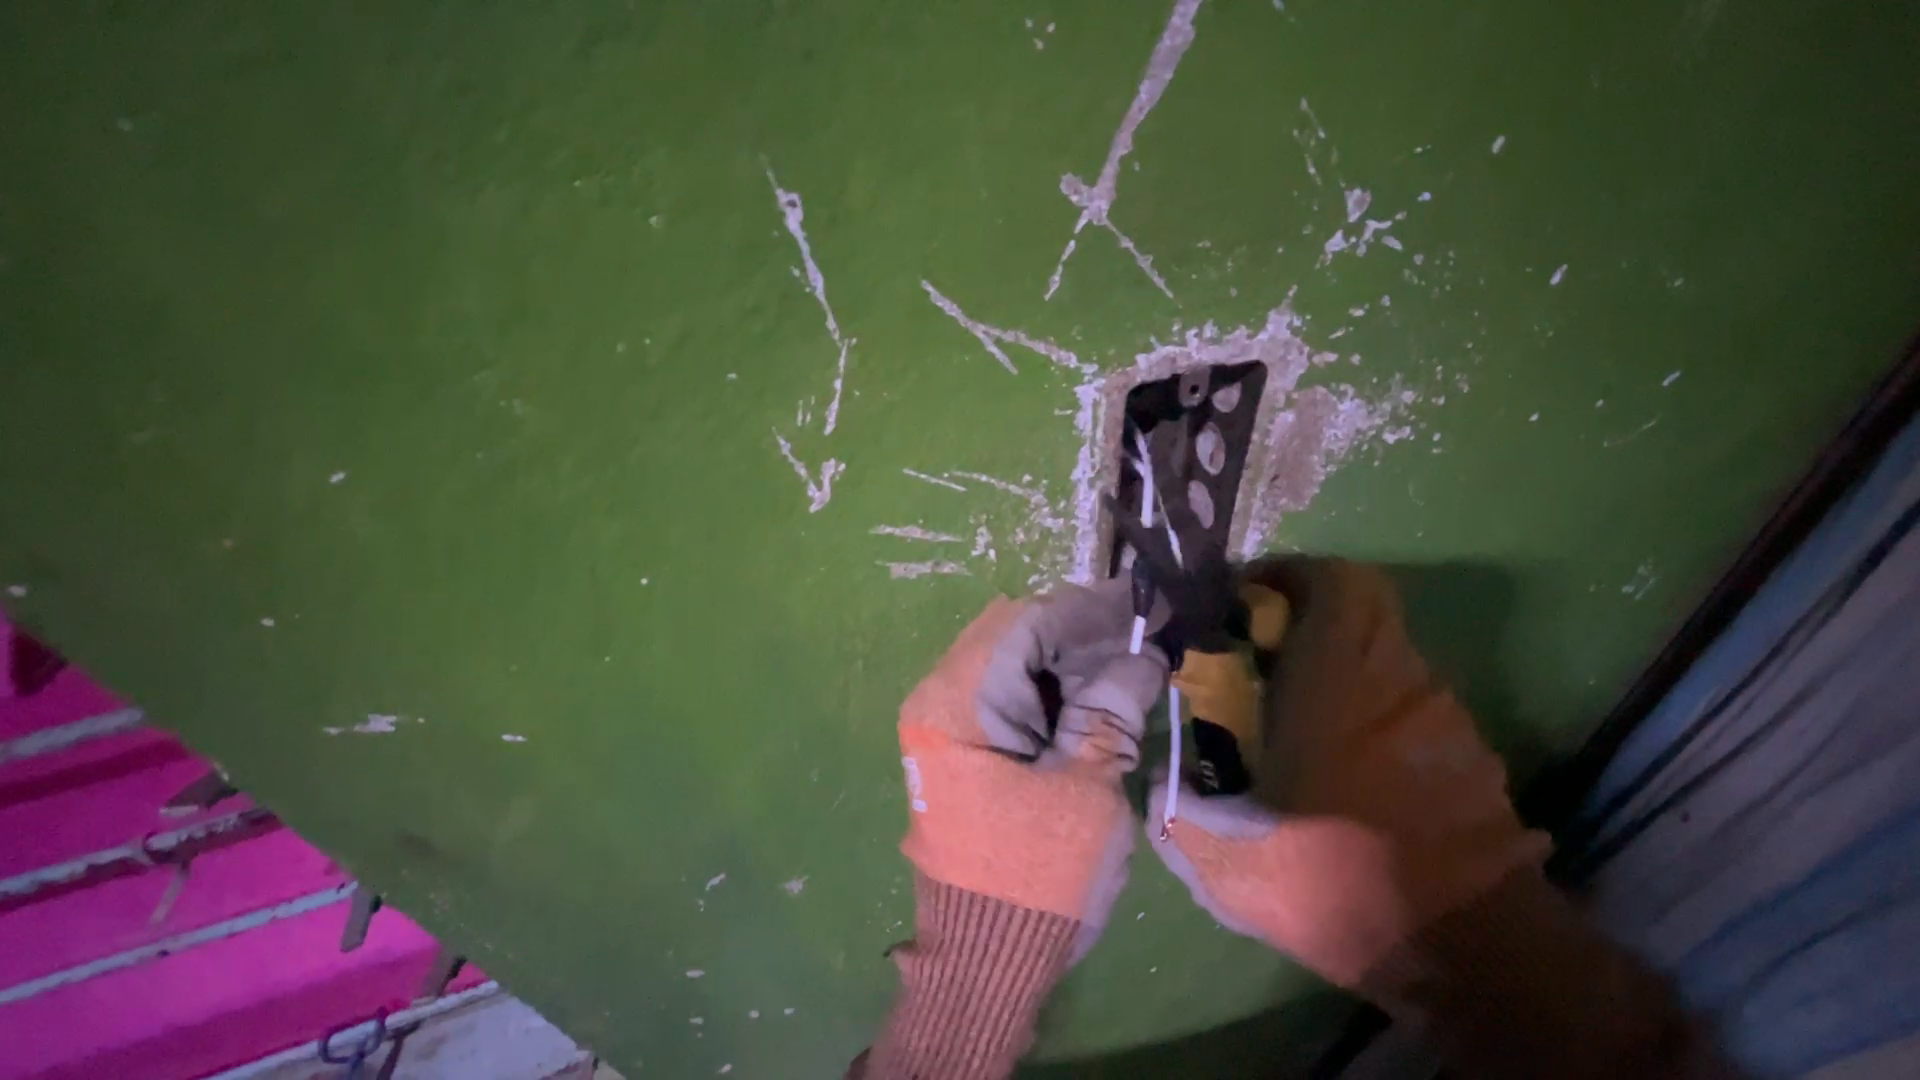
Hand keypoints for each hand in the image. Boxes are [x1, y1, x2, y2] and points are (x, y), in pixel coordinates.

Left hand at [898, 577, 1168, 955]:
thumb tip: (1143, 653)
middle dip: (1081, 632)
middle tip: (1145, 634)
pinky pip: (1008, 695)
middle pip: (1014, 635)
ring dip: (1070, 658)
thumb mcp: (1086, 788)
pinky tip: (1099, 692)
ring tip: (1132, 661)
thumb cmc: (1037, 876)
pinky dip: (1054, 688)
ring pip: (1012, 662)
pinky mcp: (962, 746)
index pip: (1025, 623)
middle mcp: (939, 699)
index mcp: (957, 703)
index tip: (1144, 602)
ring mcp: (946, 723)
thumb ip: (1112, 709)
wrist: (985, 959)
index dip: (1088, 608)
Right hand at [1147, 558, 1549, 988]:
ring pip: (1387, 654)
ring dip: (1341, 663)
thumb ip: (1176, 809)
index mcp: (1335, 685)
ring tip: (1299, 717)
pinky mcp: (1469, 753)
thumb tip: (1156, 784)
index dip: (1290, 574)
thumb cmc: (1337, 881)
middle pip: (1365, 605)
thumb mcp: (1227, 860)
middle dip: (1309, 612)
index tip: (1247, 598)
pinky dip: (1374, 707)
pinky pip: (1410, 701)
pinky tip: (1349, 767)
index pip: (1334, 584)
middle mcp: (1396, 681)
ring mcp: (1442, 715)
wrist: (1470, 951)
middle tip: (1262, 651)